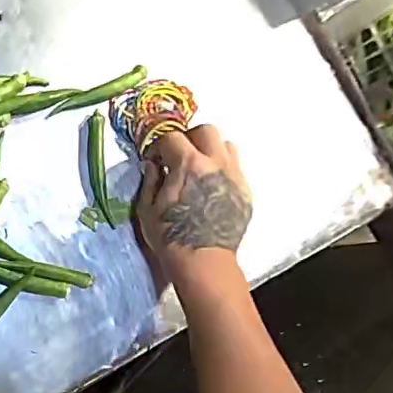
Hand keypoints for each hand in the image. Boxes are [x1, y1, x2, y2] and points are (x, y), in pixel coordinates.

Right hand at [136, 125, 251, 291]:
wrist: (203, 262)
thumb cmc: (171, 238)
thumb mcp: (147, 209)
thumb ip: (150, 181)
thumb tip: (153, 165)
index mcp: (188, 164)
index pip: (172, 136)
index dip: (159, 145)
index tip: (155, 158)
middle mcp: (215, 163)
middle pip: (206, 131)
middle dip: (189, 138)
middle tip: (179, 156)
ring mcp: (235, 177)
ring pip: (227, 146)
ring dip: (211, 151)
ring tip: (200, 169)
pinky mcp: (245, 193)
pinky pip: (236, 169)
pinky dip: (223, 171)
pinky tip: (212, 189)